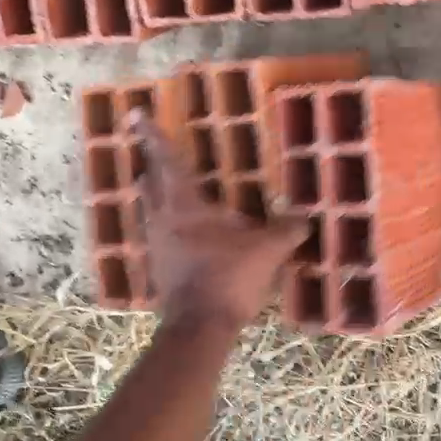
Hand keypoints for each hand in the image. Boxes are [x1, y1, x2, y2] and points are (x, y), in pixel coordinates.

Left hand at [132, 113, 308, 333]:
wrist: (199, 327)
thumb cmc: (230, 276)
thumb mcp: (268, 250)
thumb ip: (287, 230)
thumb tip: (304, 218)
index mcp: (184, 203)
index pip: (166, 160)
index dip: (152, 135)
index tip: (135, 113)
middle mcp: (161, 218)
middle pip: (149, 182)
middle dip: (151, 164)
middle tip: (156, 151)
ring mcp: (155, 244)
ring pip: (149, 208)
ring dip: (156, 193)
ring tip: (168, 187)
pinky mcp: (158, 266)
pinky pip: (157, 232)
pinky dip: (166, 222)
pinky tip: (183, 231)